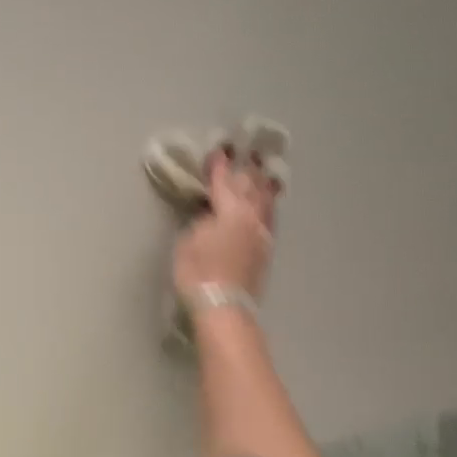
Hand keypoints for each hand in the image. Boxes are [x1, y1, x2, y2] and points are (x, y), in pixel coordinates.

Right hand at [171, 151, 279, 300]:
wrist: (225, 307)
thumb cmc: (198, 275)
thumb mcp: (187, 244)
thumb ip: (200, 222)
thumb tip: (210, 213)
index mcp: (229, 211)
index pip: (223, 181)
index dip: (219, 165)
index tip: (218, 149)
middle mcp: (251, 216)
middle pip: (251, 186)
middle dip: (248, 169)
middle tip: (249, 153)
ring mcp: (262, 233)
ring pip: (266, 201)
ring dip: (264, 185)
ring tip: (266, 172)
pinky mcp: (266, 250)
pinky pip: (270, 218)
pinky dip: (268, 205)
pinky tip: (268, 203)